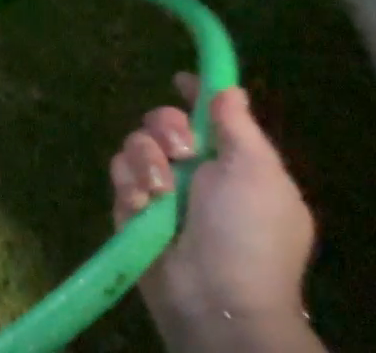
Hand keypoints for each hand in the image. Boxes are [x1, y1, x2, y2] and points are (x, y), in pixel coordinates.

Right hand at [111, 74, 318, 350]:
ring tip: (159, 192)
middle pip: (164, 121)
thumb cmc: (248, 232)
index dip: (197, 95)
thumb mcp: (256, 173)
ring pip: (135, 143)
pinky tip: (144, 205)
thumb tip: (229, 89)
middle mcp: (198, 171)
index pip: (213, 116)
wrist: (214, 295)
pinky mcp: (132, 204)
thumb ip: (238, 127)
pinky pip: (119, 171)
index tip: (181, 80)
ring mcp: (162, 188)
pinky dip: (131, 186)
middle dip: (165, 128)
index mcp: (237, 164)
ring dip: (146, 161)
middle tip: (179, 151)